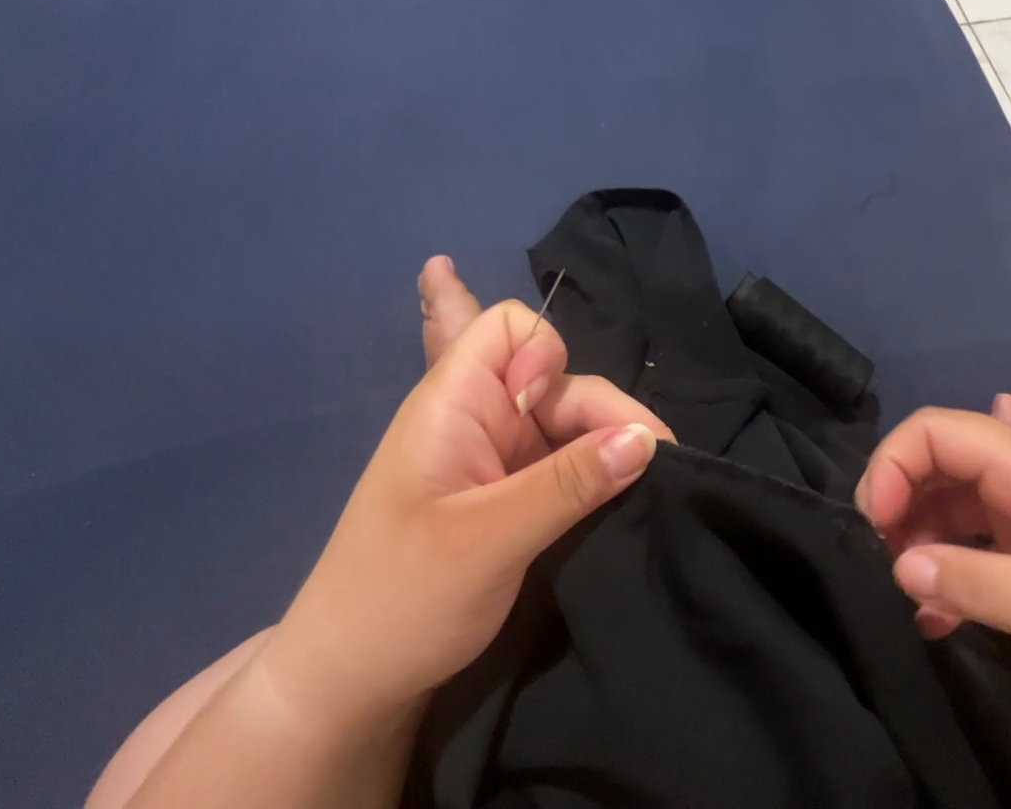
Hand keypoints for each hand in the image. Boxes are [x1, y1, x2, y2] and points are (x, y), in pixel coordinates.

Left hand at [254, 258, 673, 733]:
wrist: (352, 681)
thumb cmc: (401, 598)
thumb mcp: (490, 539)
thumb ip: (570, 483)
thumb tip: (647, 439)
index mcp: (452, 404)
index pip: (509, 328)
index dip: (546, 353)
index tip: (558, 413)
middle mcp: (478, 419)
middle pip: (556, 380)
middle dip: (604, 412)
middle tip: (658, 464)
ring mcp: (494, 459)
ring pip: (567, 424)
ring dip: (607, 448)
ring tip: (650, 487)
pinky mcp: (510, 496)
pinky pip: (563, 465)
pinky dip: (596, 475)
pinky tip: (624, 496)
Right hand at [853, 406, 1010, 730]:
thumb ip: (983, 586)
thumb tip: (898, 563)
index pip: (937, 430)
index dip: (891, 467)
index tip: (874, 531)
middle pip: (942, 462)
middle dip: (899, 506)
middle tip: (884, 570)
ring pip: (961, 503)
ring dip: (925, 542)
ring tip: (911, 598)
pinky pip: (989, 542)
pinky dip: (958, 568)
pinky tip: (945, 615)